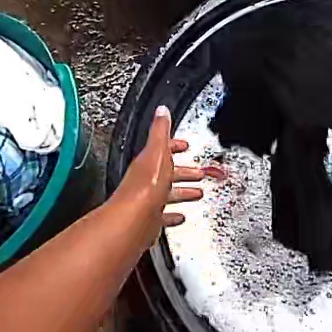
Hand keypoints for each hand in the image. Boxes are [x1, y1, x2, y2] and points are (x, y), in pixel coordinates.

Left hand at [109, 106, 216, 232]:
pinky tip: (180, 217)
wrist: (133, 220)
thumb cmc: (145, 186)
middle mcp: (146, 180)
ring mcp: (148, 200)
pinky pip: (165, 214)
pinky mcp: (150, 220)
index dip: (174, 146)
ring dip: (183, 191)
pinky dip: (174, 214)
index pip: (162, 149)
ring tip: (198, 193)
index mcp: (148, 162)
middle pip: (168, 173)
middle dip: (184, 171)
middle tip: (198, 172)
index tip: (185, 145)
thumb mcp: (157, 151)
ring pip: (168, 193)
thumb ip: (160, 131)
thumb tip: (162, 110)